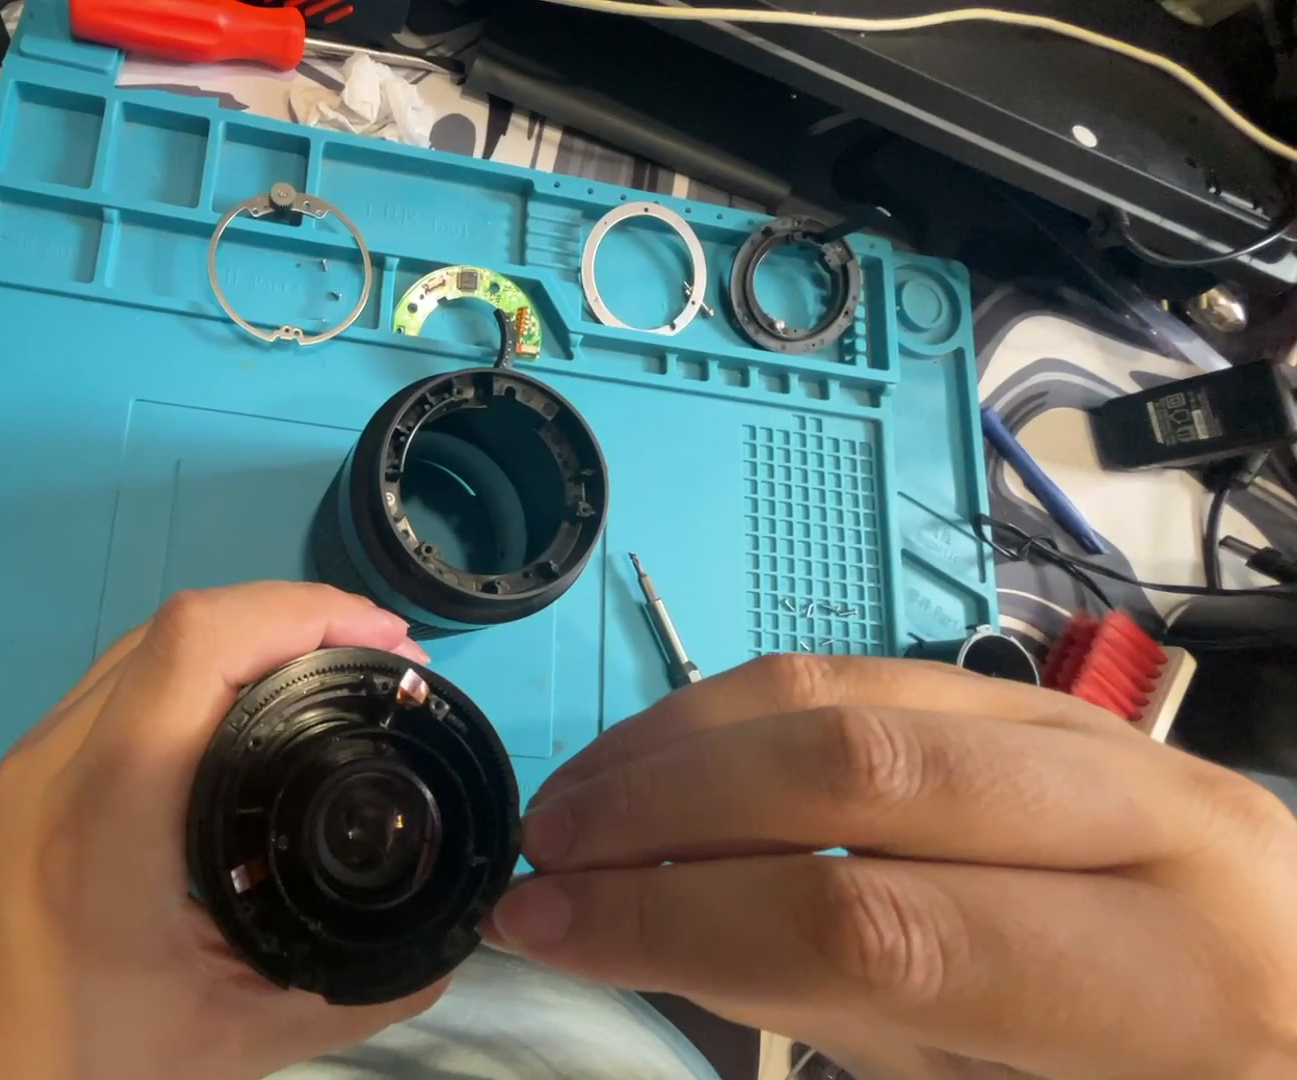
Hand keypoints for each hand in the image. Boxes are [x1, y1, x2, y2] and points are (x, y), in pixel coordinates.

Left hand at [0, 583, 440, 1079]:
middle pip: (186, 621)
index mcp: (113, 804)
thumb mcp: (228, 1042)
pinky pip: (138, 664)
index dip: (301, 613)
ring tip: (333, 658)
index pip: (200, 646)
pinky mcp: (41, 752)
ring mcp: (43, 743)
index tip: (385, 640)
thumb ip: (348, 994)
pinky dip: (215, 652)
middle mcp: (66, 750)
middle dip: (297, 611)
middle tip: (377, 651)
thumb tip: (443, 951)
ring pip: (159, 633)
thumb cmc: (73, 1059)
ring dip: (255, 624)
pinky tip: (259, 688)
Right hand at [488, 654, 1296, 1078]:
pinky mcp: (989, 681)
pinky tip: (641, 757)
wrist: (1292, 990)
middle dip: (654, 806)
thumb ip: (804, 994)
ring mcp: (1056, 715)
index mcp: (1180, 979)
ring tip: (570, 799)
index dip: (669, 919)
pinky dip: (701, 713)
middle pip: (838, 769)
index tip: (538, 927)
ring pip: (814, 691)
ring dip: (659, 746)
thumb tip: (610, 923)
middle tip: (543, 848)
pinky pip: (816, 670)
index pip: (864, 924)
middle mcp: (1136, 808)